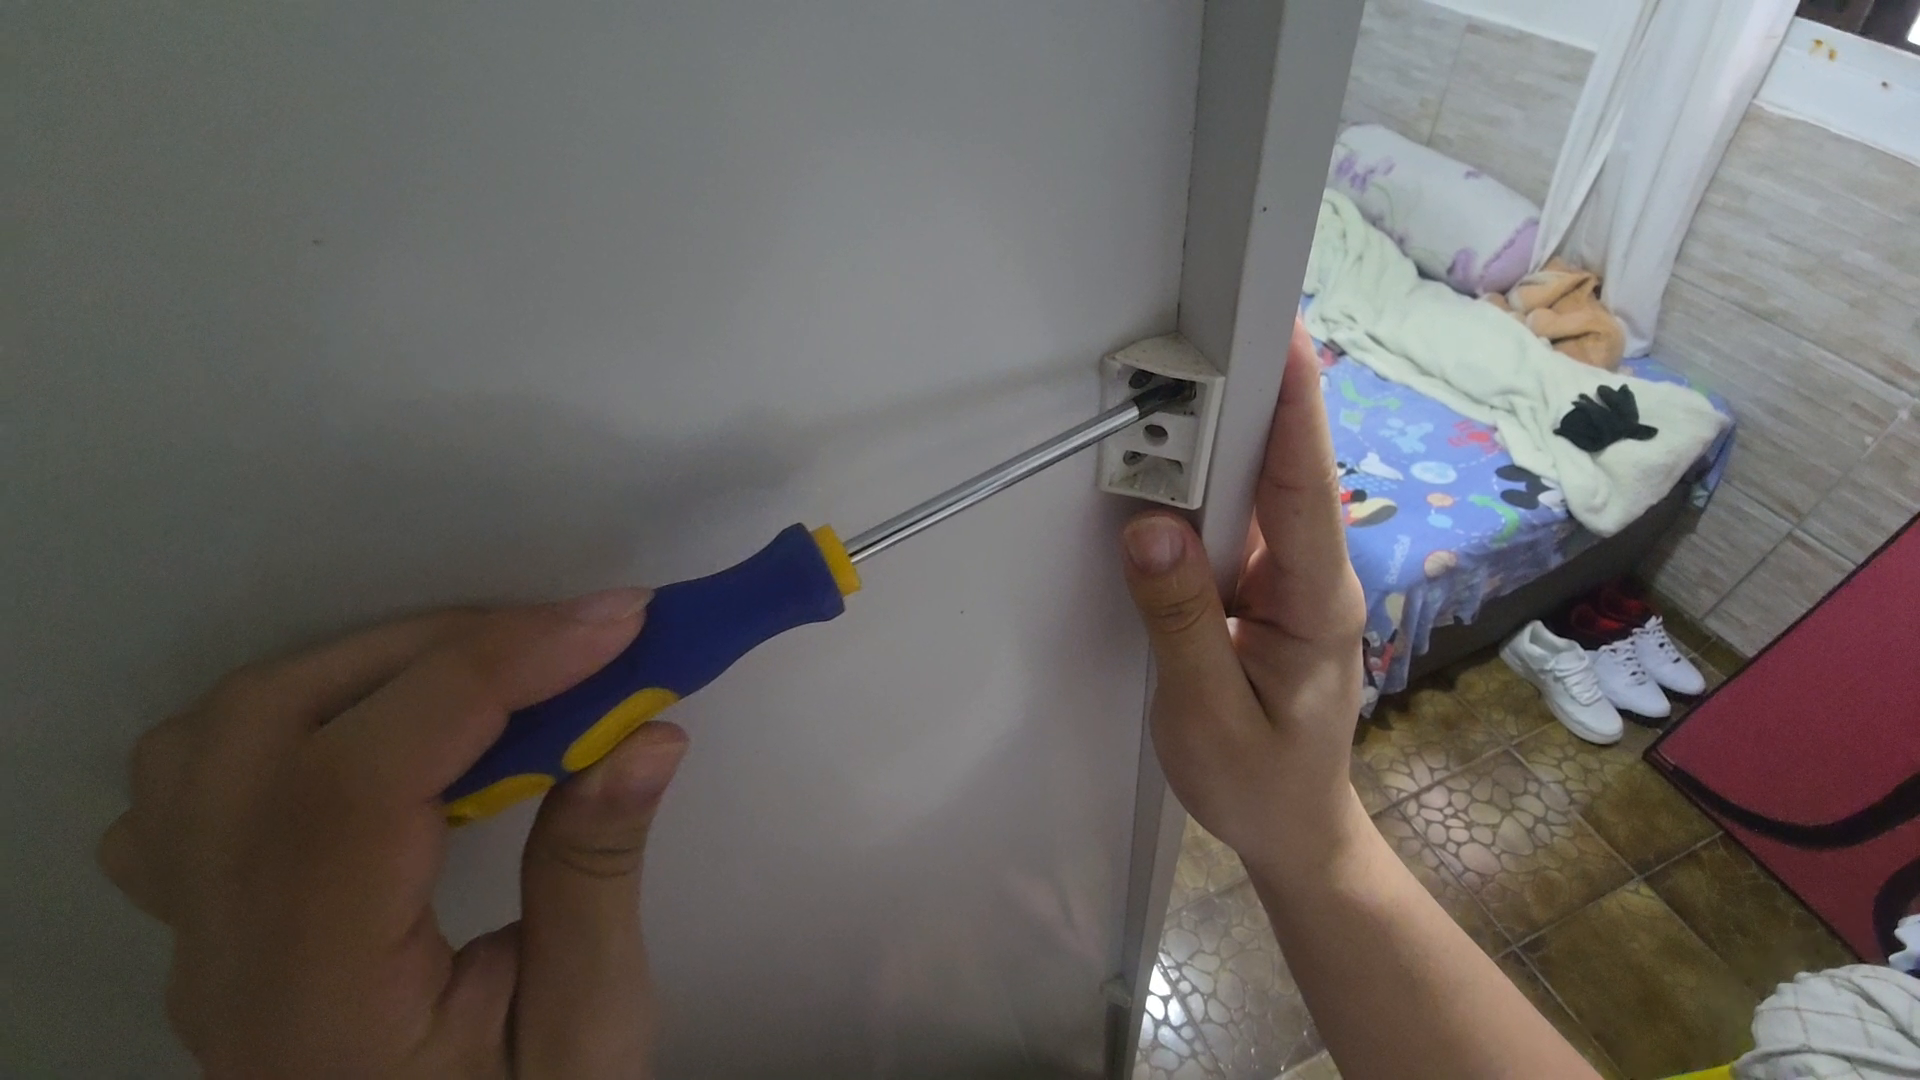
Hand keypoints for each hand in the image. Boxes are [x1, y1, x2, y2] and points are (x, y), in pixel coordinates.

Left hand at [97, 591, 687, 1078]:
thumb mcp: (586, 1031)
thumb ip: (598, 880)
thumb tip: (648, 735)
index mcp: (317, 998)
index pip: (360, 784)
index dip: (493, 673)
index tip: (617, 624)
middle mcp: (222, 954)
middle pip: (272, 728)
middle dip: (447, 647)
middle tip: (578, 639)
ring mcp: (201, 928)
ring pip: (223, 732)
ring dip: (378, 664)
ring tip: (503, 670)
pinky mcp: (218, 911)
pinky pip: (203, 772)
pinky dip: (312, 705)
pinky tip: (403, 724)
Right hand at [1120, 318, 1369, 877]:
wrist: (1296, 829)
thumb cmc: (1260, 783)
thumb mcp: (1208, 711)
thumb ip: (1181, 620)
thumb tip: (1148, 529)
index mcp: (1314, 601)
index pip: (1304, 487)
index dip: (1293, 406)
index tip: (1278, 334)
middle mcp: (1310, 575)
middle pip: (1281, 471)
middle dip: (1246, 402)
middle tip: (1201, 345)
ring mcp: (1287, 581)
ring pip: (1253, 495)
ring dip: (1215, 442)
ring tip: (1173, 395)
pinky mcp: (1261, 591)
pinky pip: (1230, 527)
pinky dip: (1198, 492)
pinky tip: (1166, 473)